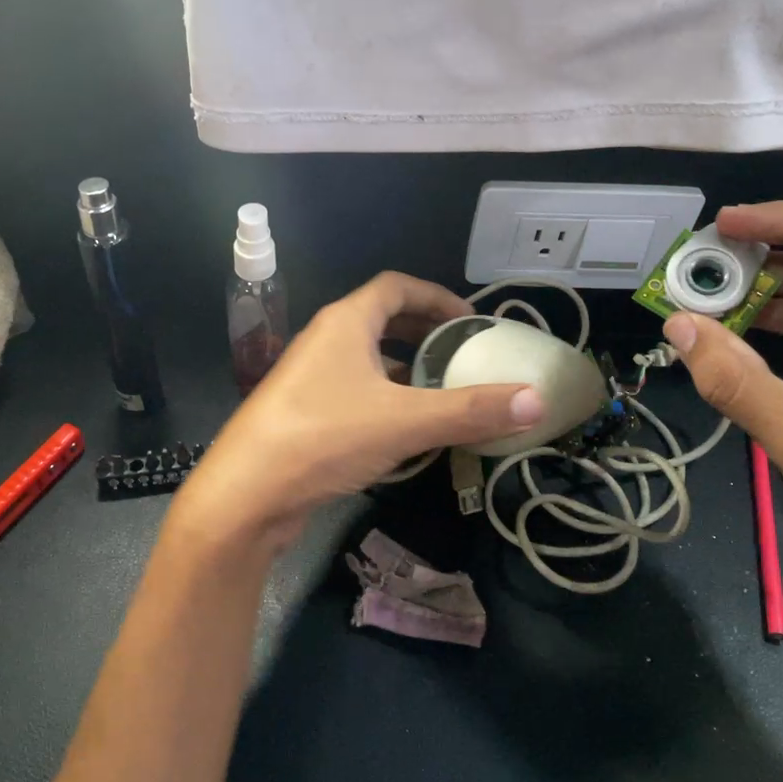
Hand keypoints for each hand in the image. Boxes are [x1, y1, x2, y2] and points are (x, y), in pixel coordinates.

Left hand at [174, 272, 544, 552]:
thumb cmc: (324, 437)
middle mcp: (324, 340)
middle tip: (462, 355)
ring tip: (443, 393)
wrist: (245, 494)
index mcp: (345, 322)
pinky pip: (353, 392)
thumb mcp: (405, 422)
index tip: (470, 320)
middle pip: (380, 320)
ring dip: (404, 370)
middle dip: (424, 333)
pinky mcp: (302, 414)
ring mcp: (308, 378)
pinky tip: (406, 432)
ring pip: (366, 360)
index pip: (396, 286)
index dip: (436, 296)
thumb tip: (537, 400)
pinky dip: (385, 399)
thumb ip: (471, 410)